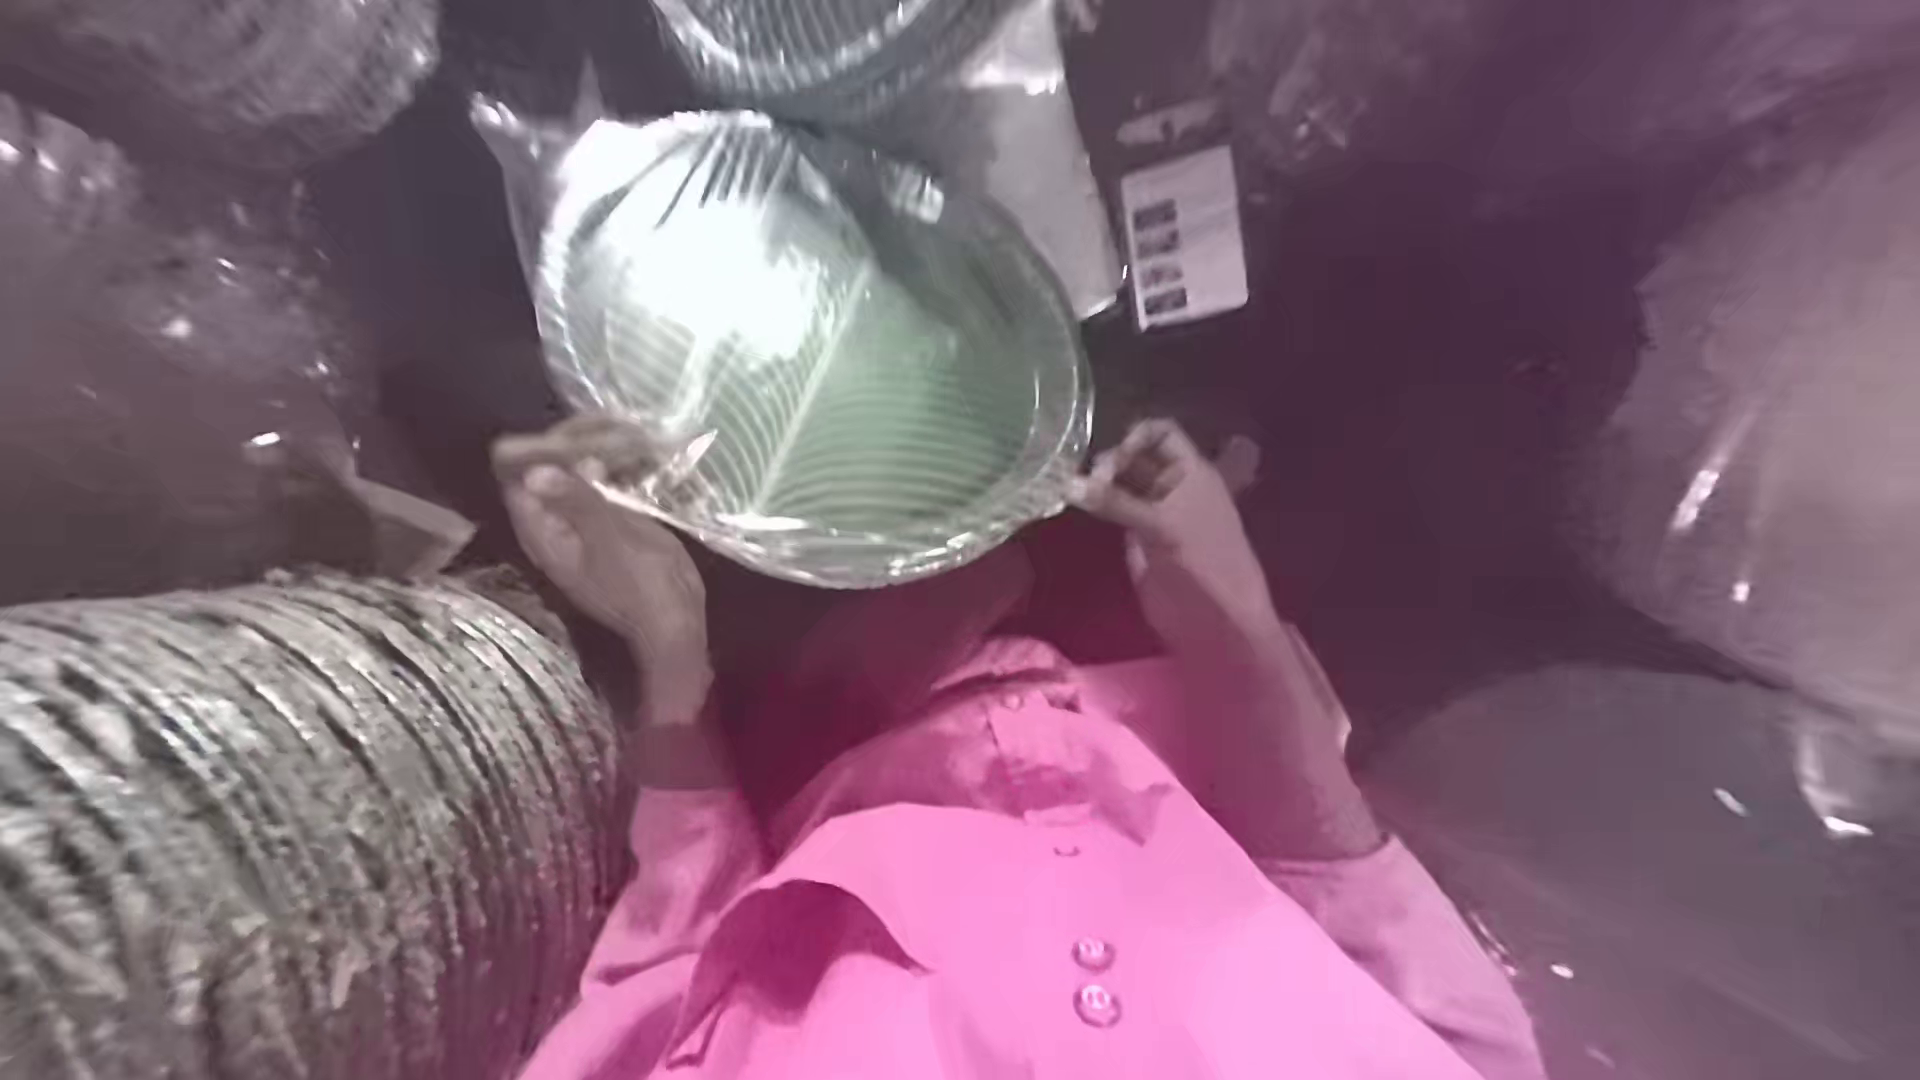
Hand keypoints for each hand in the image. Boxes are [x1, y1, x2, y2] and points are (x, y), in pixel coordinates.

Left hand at [493, 416, 710, 722]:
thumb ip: (578, 501)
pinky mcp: (616, 535)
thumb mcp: (612, 539)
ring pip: (583, 484)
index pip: (521, 479)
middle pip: (552, 477)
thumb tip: (536, 468)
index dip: (542, 449)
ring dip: (603, 459)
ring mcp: (589, 533)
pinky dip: (621, 477)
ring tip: (633, 434)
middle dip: (578, 448)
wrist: (676, 622)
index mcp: (546, 534)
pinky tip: (645, 461)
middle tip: (615, 425)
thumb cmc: (642, 582)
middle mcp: (559, 531)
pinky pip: (609, 496)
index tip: (579, 427)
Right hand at [1068, 420, 1282, 657]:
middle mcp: (1172, 485)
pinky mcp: (1137, 536)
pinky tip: (1077, 504)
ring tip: (1075, 491)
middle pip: (1136, 457)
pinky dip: (1096, 504)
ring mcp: (1153, 511)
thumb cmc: (1203, 561)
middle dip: (1111, 462)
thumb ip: (1115, 503)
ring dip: (1099, 483)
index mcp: (1191, 472)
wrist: (1216, 618)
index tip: (1112, 461)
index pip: (1162, 434)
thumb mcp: (1162, 525)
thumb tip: (1067, 484)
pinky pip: (1113, 509)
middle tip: (1087, 482)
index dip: (1136, 437)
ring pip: (1121, 483)